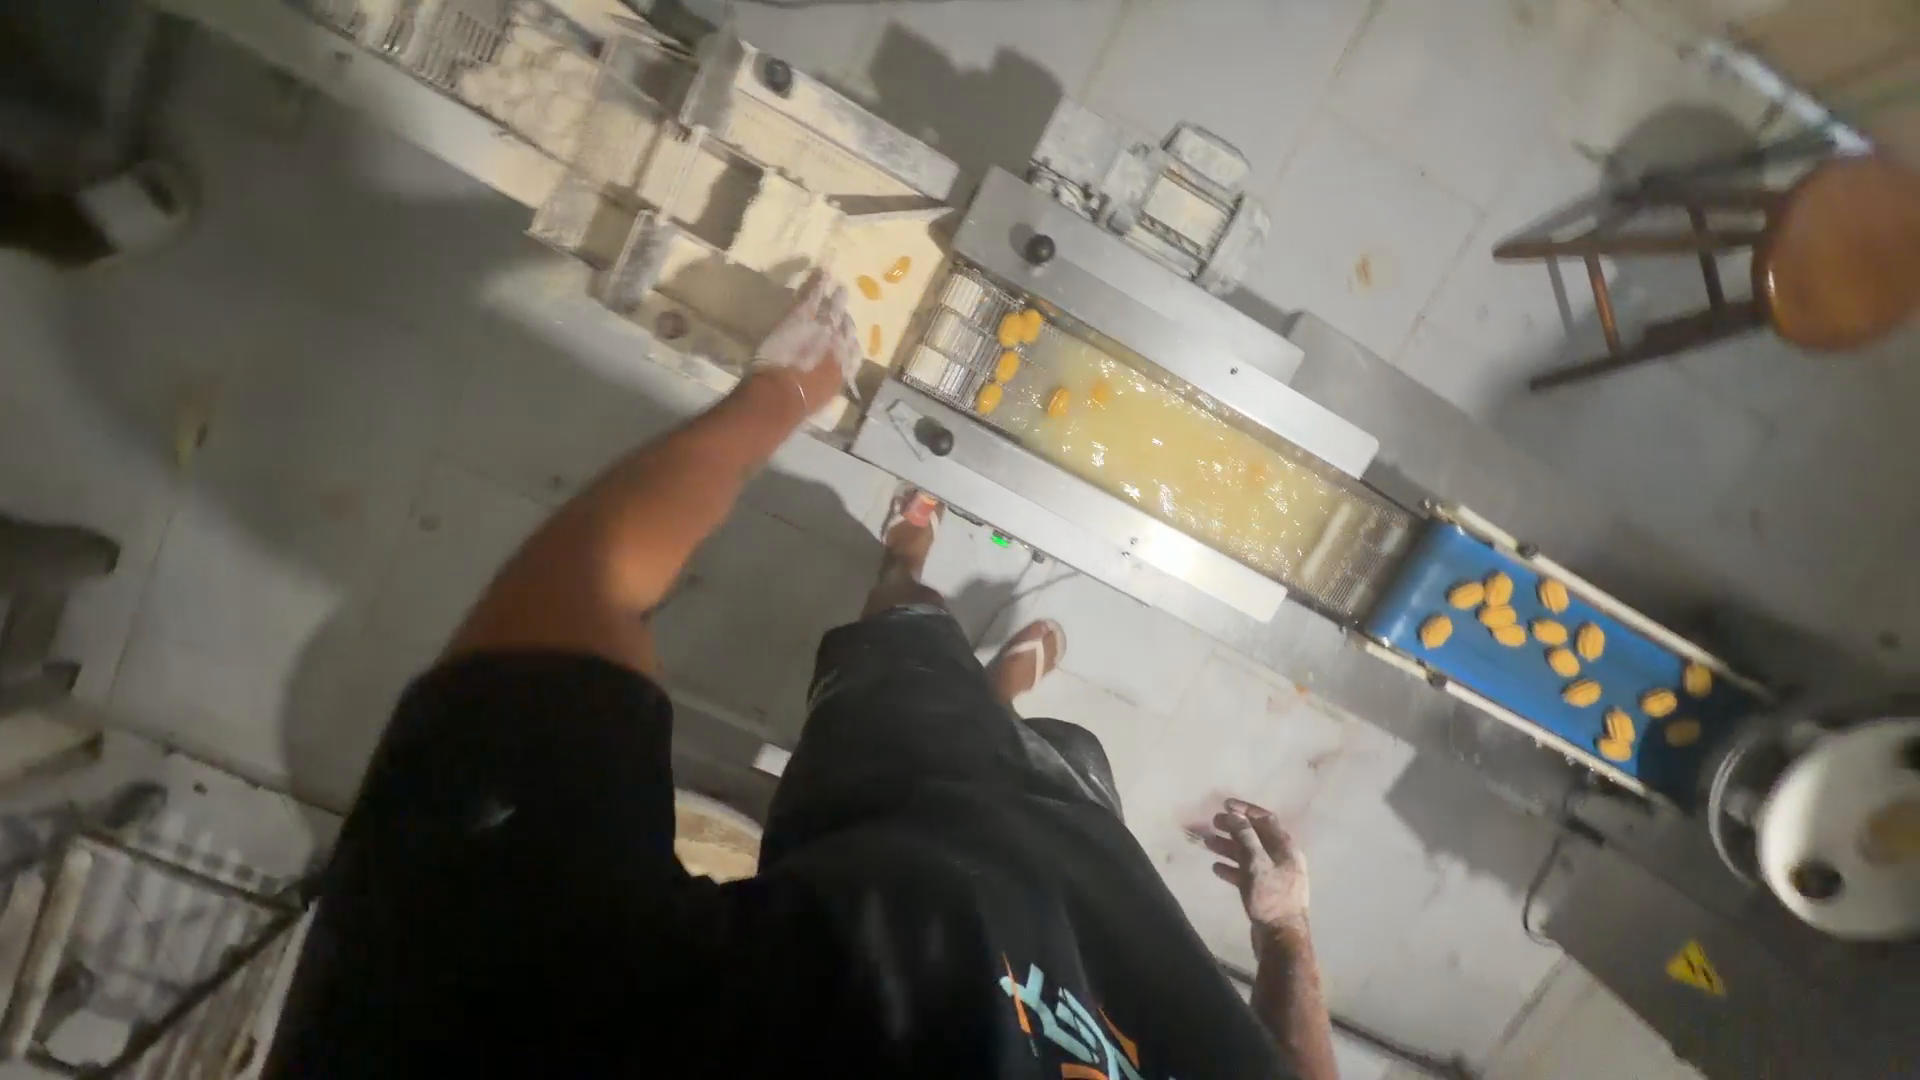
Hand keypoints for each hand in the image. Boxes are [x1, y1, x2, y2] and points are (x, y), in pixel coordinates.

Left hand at [751, 269, 861, 412]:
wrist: (784, 393)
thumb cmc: (800, 403)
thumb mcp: (820, 399)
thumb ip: (824, 385)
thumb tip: (820, 383)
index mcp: (843, 370)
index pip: (853, 352)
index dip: (849, 343)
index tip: (847, 338)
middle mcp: (839, 347)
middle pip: (846, 328)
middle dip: (846, 318)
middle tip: (847, 309)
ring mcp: (823, 329)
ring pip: (834, 309)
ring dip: (837, 298)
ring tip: (840, 288)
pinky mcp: (803, 317)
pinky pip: (813, 296)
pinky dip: (818, 282)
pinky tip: (822, 272)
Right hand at [1206, 799, 1309, 942]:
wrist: (1282, 939)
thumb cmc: (1271, 897)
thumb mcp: (1256, 863)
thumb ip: (1245, 836)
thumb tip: (1234, 815)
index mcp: (1285, 848)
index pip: (1265, 820)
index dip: (1245, 810)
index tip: (1224, 805)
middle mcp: (1281, 858)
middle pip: (1254, 836)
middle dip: (1233, 828)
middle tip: (1213, 823)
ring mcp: (1273, 876)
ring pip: (1248, 854)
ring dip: (1228, 846)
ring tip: (1207, 843)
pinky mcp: (1264, 892)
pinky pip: (1246, 873)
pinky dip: (1231, 867)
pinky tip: (1216, 868)